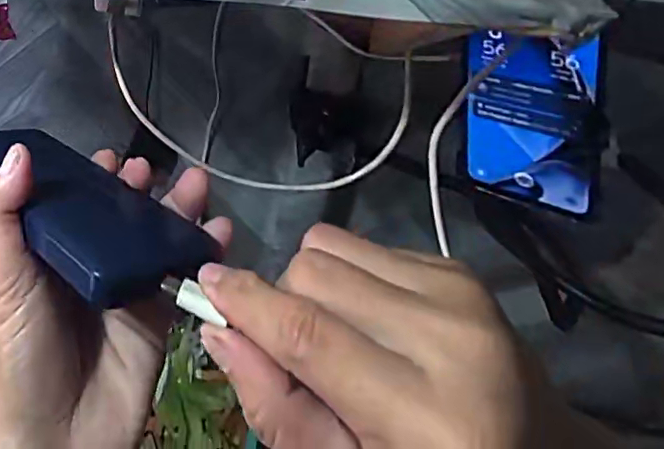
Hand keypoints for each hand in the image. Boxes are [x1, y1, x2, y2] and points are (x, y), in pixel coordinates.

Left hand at [0, 144, 233, 448]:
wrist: (57, 439)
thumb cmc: (21, 353)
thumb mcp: (4, 279)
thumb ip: (2, 216)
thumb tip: (16, 152)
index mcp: (55, 247)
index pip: (77, 199)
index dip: (93, 175)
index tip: (110, 157)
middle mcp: (93, 260)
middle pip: (121, 211)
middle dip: (139, 185)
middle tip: (148, 169)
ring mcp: (128, 285)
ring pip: (156, 234)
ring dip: (178, 206)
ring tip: (195, 184)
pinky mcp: (158, 314)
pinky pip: (183, 274)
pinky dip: (203, 248)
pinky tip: (218, 229)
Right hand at [198, 224, 615, 448]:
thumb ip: (279, 410)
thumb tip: (218, 328)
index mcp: (431, 419)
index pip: (309, 333)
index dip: (246, 302)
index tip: (203, 284)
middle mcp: (451, 339)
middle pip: (310, 273)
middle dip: (286, 304)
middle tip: (304, 354)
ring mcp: (460, 293)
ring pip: (328, 245)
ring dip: (315, 284)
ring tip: (345, 335)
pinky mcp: (458, 268)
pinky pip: (360, 244)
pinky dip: (348, 276)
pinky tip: (379, 321)